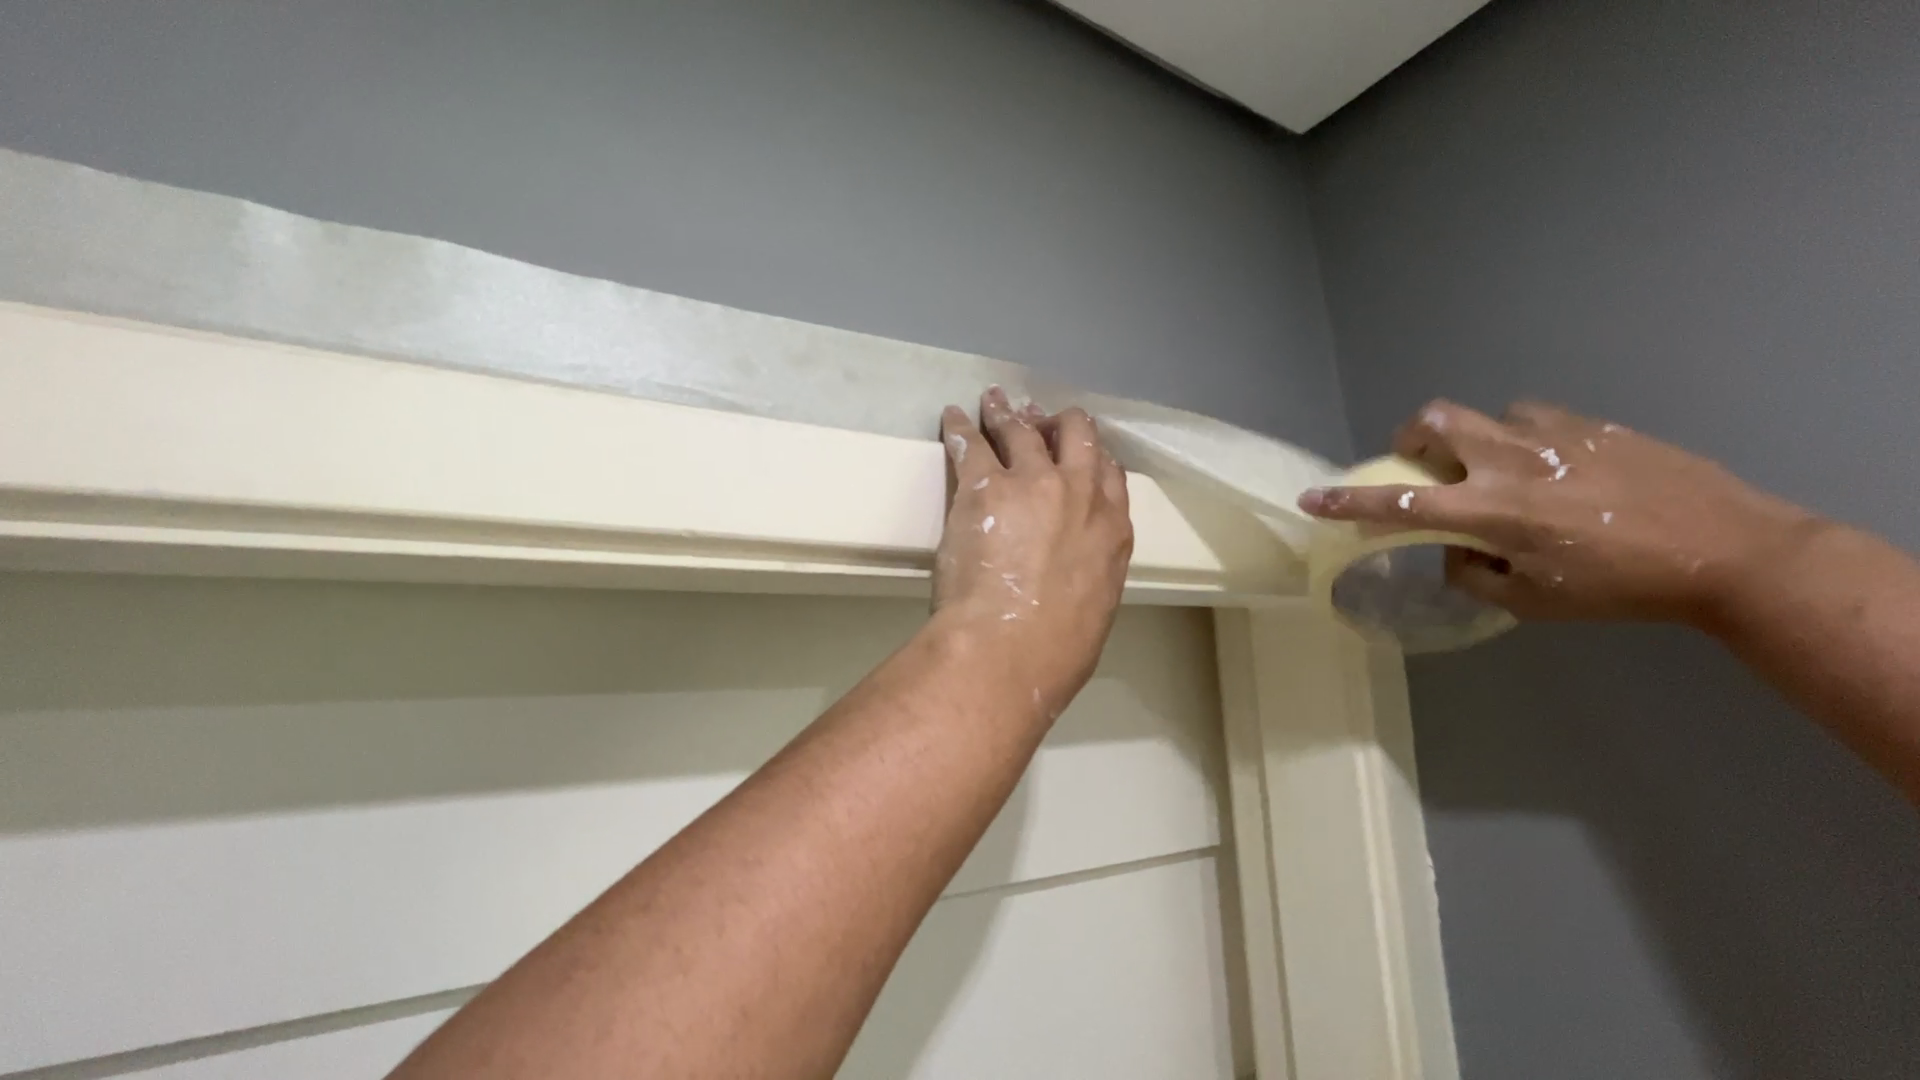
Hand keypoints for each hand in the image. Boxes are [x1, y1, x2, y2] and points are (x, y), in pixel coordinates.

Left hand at [932, 387, 1133, 711]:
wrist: (1008, 647)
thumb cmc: (1055, 652)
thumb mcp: (1094, 613)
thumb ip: (1089, 580)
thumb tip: (1074, 584)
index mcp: (1112, 532)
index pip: (1111, 476)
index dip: (1093, 457)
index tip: (1078, 453)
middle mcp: (1080, 495)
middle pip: (1077, 437)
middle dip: (1060, 423)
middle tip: (1041, 418)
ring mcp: (1033, 483)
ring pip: (1023, 431)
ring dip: (1008, 413)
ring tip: (995, 400)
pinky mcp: (985, 485)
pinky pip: (971, 443)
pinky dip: (961, 426)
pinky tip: (953, 417)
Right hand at [1297, 400, 1819, 624]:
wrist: (1727, 550)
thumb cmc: (1621, 587)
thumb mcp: (1534, 602)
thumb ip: (1474, 574)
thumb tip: (1453, 551)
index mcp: (1491, 511)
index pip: (1399, 502)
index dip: (1347, 502)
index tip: (1310, 499)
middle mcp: (1510, 462)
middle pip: (1433, 420)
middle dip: (1411, 437)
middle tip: (1426, 464)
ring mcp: (1552, 435)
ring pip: (1484, 415)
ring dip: (1473, 440)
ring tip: (1500, 469)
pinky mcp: (1591, 424)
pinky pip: (1534, 419)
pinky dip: (1523, 439)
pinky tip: (1553, 465)